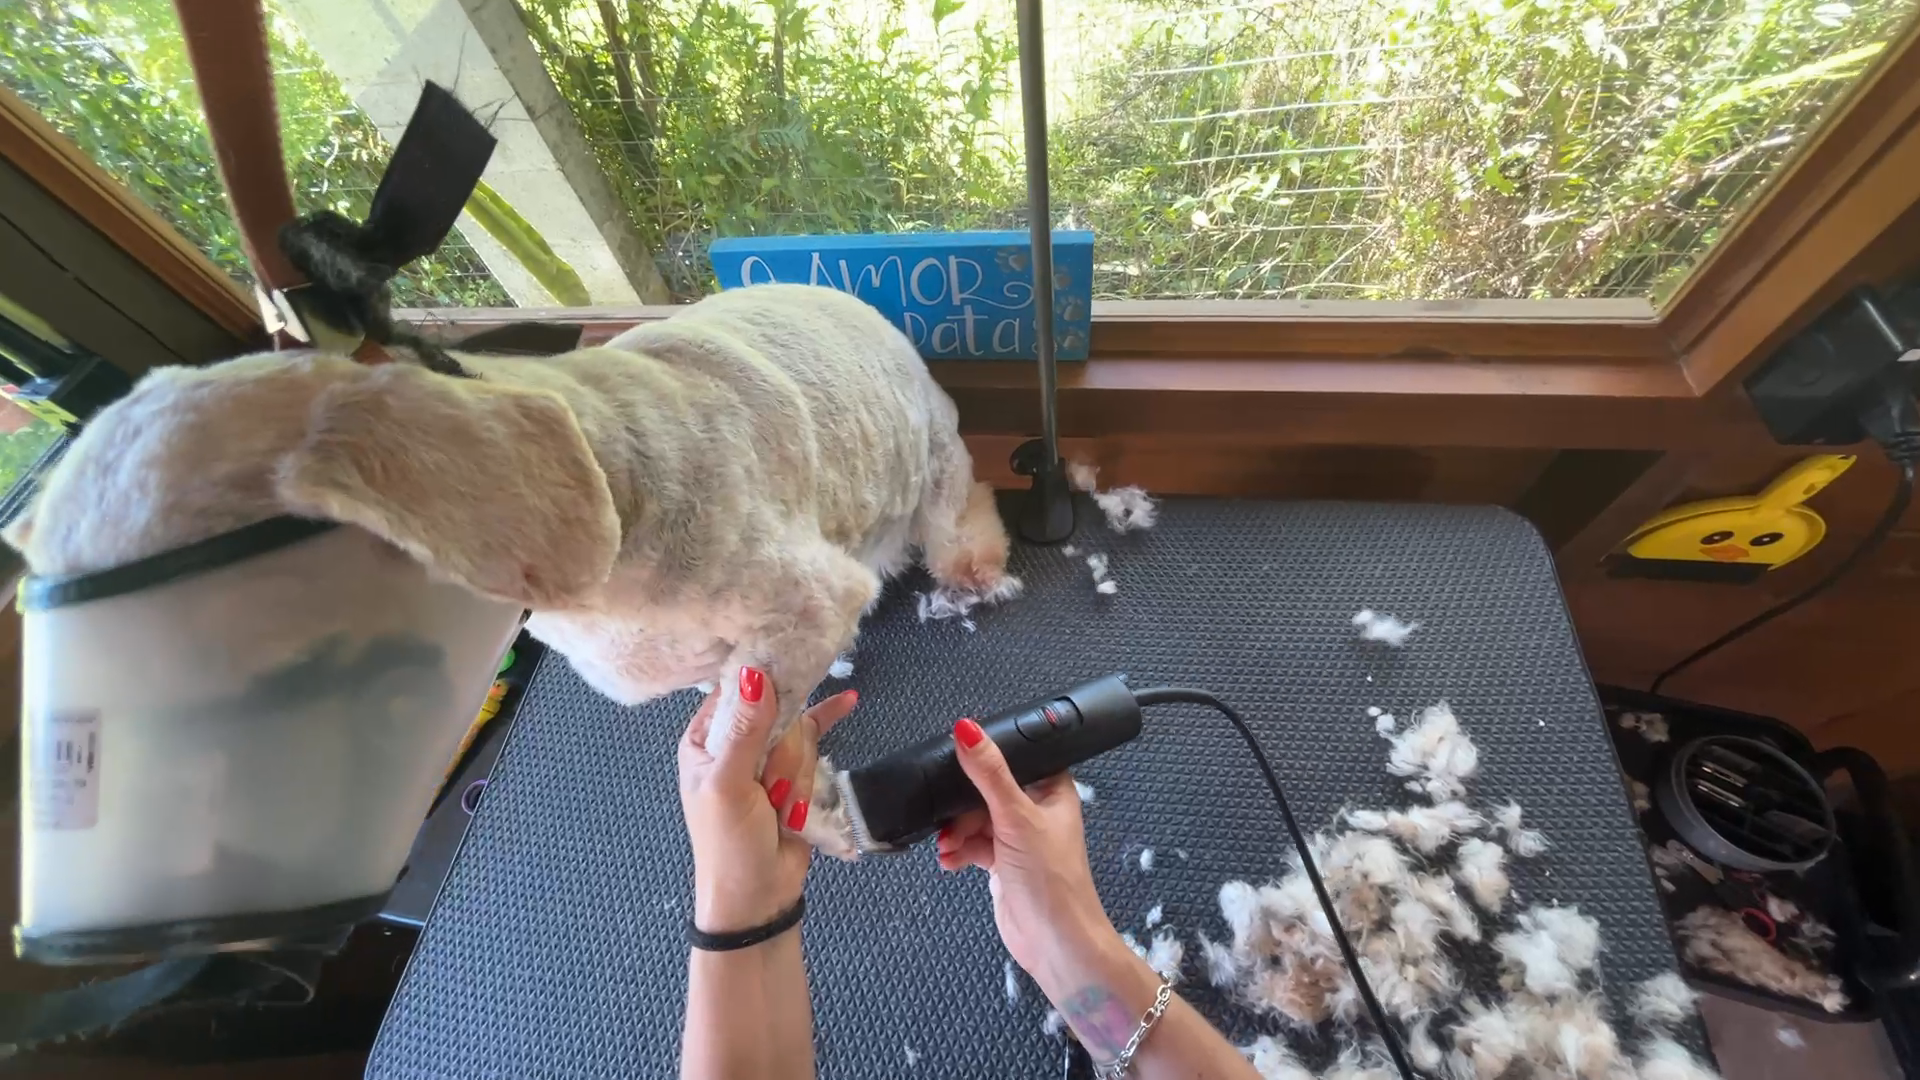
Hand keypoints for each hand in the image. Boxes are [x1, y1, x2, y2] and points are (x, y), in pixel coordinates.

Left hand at [678, 667, 856, 931]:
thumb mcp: (729, 788)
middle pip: (773, 709)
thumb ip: (745, 731)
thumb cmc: (730, 845)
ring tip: (781, 808)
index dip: (758, 677)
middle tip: (772, 786)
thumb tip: (756, 673)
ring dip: (796, 770)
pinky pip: (812, 740)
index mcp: (703, 741)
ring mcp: (765, 756)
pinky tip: (847, 702)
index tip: (784, 658)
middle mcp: (733, 742)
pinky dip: (828, 723)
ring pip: (798, 731)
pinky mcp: (793, 769)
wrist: (759, 899)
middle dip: (781, 748)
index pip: (732, 690)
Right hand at [935, 718, 1118, 997]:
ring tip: (947, 846)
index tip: (956, 755)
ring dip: (957, 831)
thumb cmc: (1049, 877)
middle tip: (945, 817)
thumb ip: (988, 772)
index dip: (987, 756)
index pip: (1015, 757)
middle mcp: (1035, 807)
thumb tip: (965, 728)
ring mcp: (1017, 835)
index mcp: (1050, 787)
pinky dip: (959, 850)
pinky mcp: (1002, 861)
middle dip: (962, 805)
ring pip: (976, 818)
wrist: (1055, 946)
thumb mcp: (1015, 816)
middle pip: (987, 789)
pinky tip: (949, 860)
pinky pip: (973, 844)